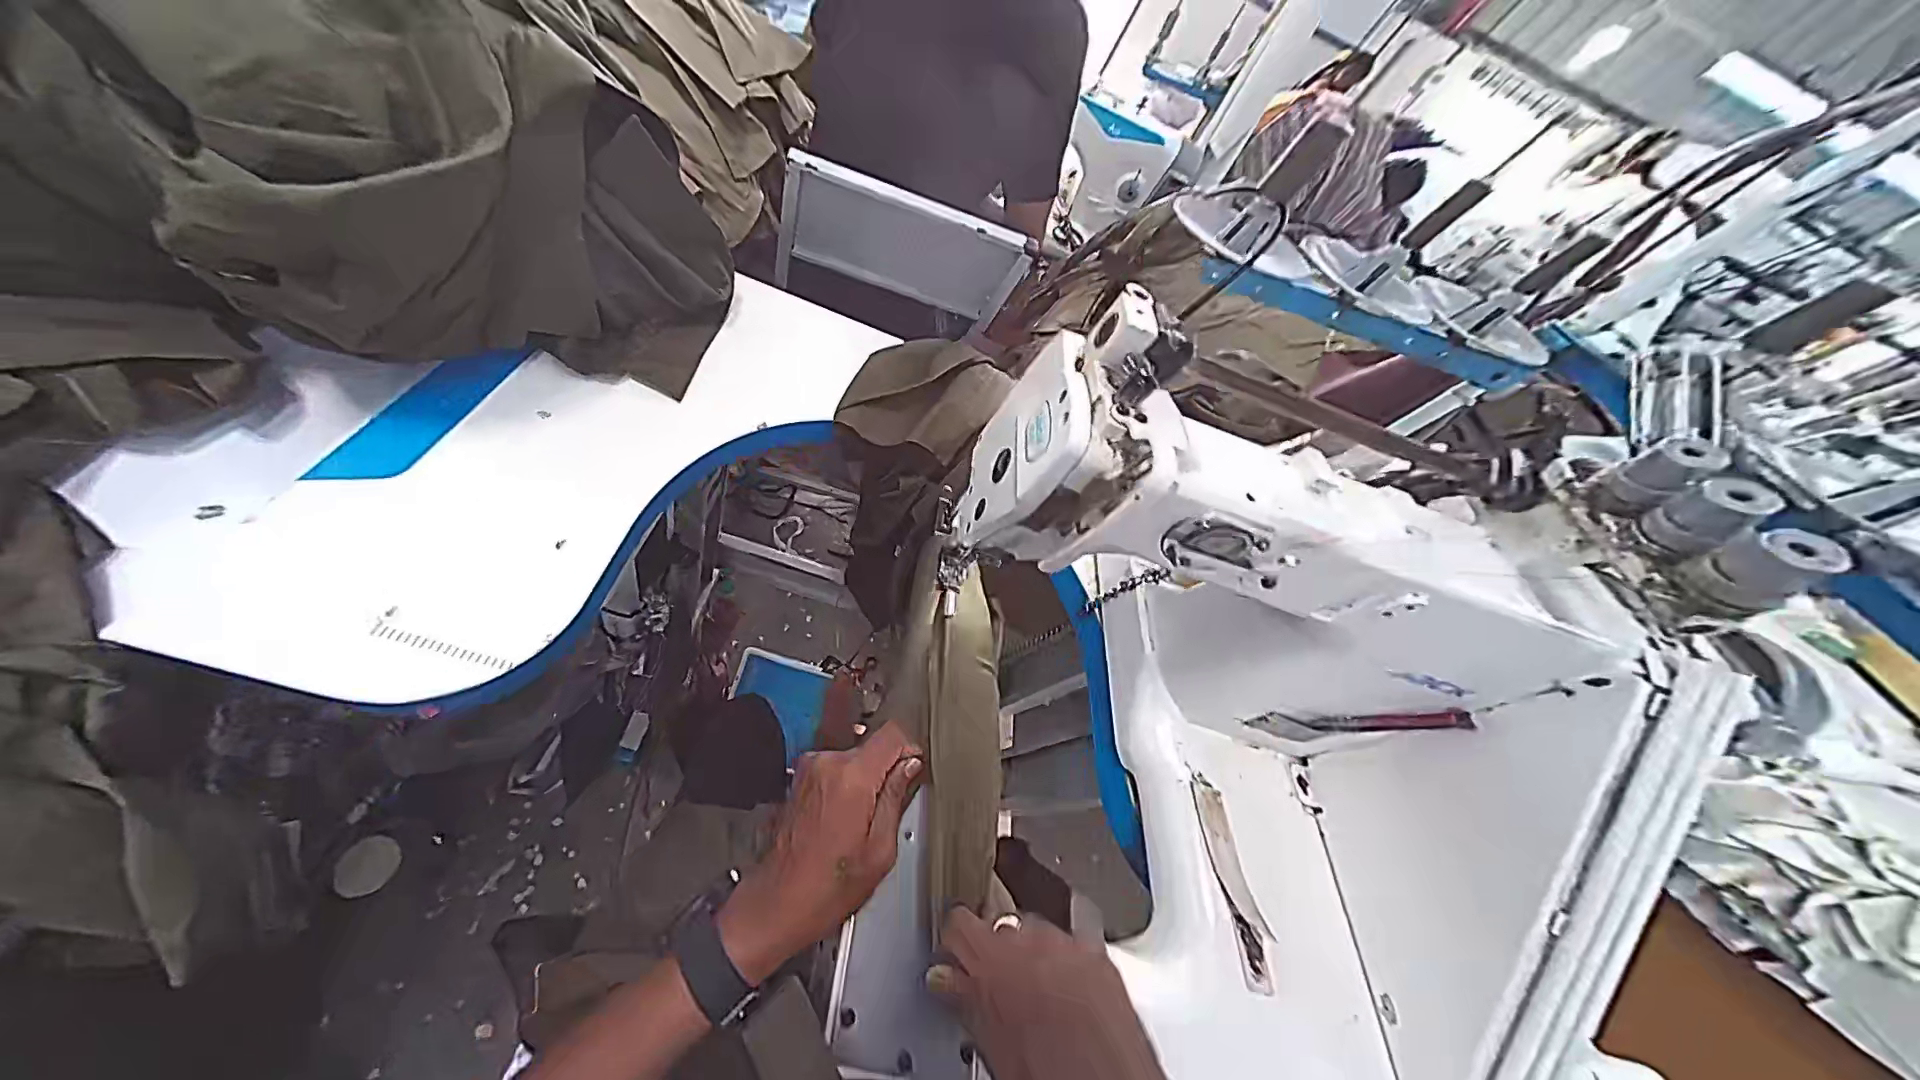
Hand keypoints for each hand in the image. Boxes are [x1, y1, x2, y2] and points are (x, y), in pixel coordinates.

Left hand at [716, 723, 923, 981]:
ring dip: (864, 779)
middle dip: (886, 769)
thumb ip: (896, 797)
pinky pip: (834, 769)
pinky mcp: (798, 780)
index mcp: (852, 777)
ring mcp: (809, 770)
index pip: (892, 733)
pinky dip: (845, 786)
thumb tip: (909, 768)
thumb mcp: (880, 849)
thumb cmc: (825, 888)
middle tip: (889, 807)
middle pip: (872, 746)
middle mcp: (826, 764)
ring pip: (854, 757)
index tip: (916, 766)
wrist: (777, 904)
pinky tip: (843, 822)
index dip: (910, 747)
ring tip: (862, 821)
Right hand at [928, 908, 1166, 1079]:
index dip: (953, 938)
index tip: (953, 954)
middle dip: (992, 947)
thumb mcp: (990, 1041)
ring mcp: (1065, 940)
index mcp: (993, 957)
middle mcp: (1029, 937)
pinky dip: (1063, 954)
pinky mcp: (1096, 951)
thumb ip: (964, 998)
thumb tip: (945, 979)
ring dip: (1028, 949)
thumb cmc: (1048, 1072)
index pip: (959, 922)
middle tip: (992, 982)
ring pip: (1034, 929)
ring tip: (1032, 990)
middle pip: (998, 923)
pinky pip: (1070, 938)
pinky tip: (1063, 982)